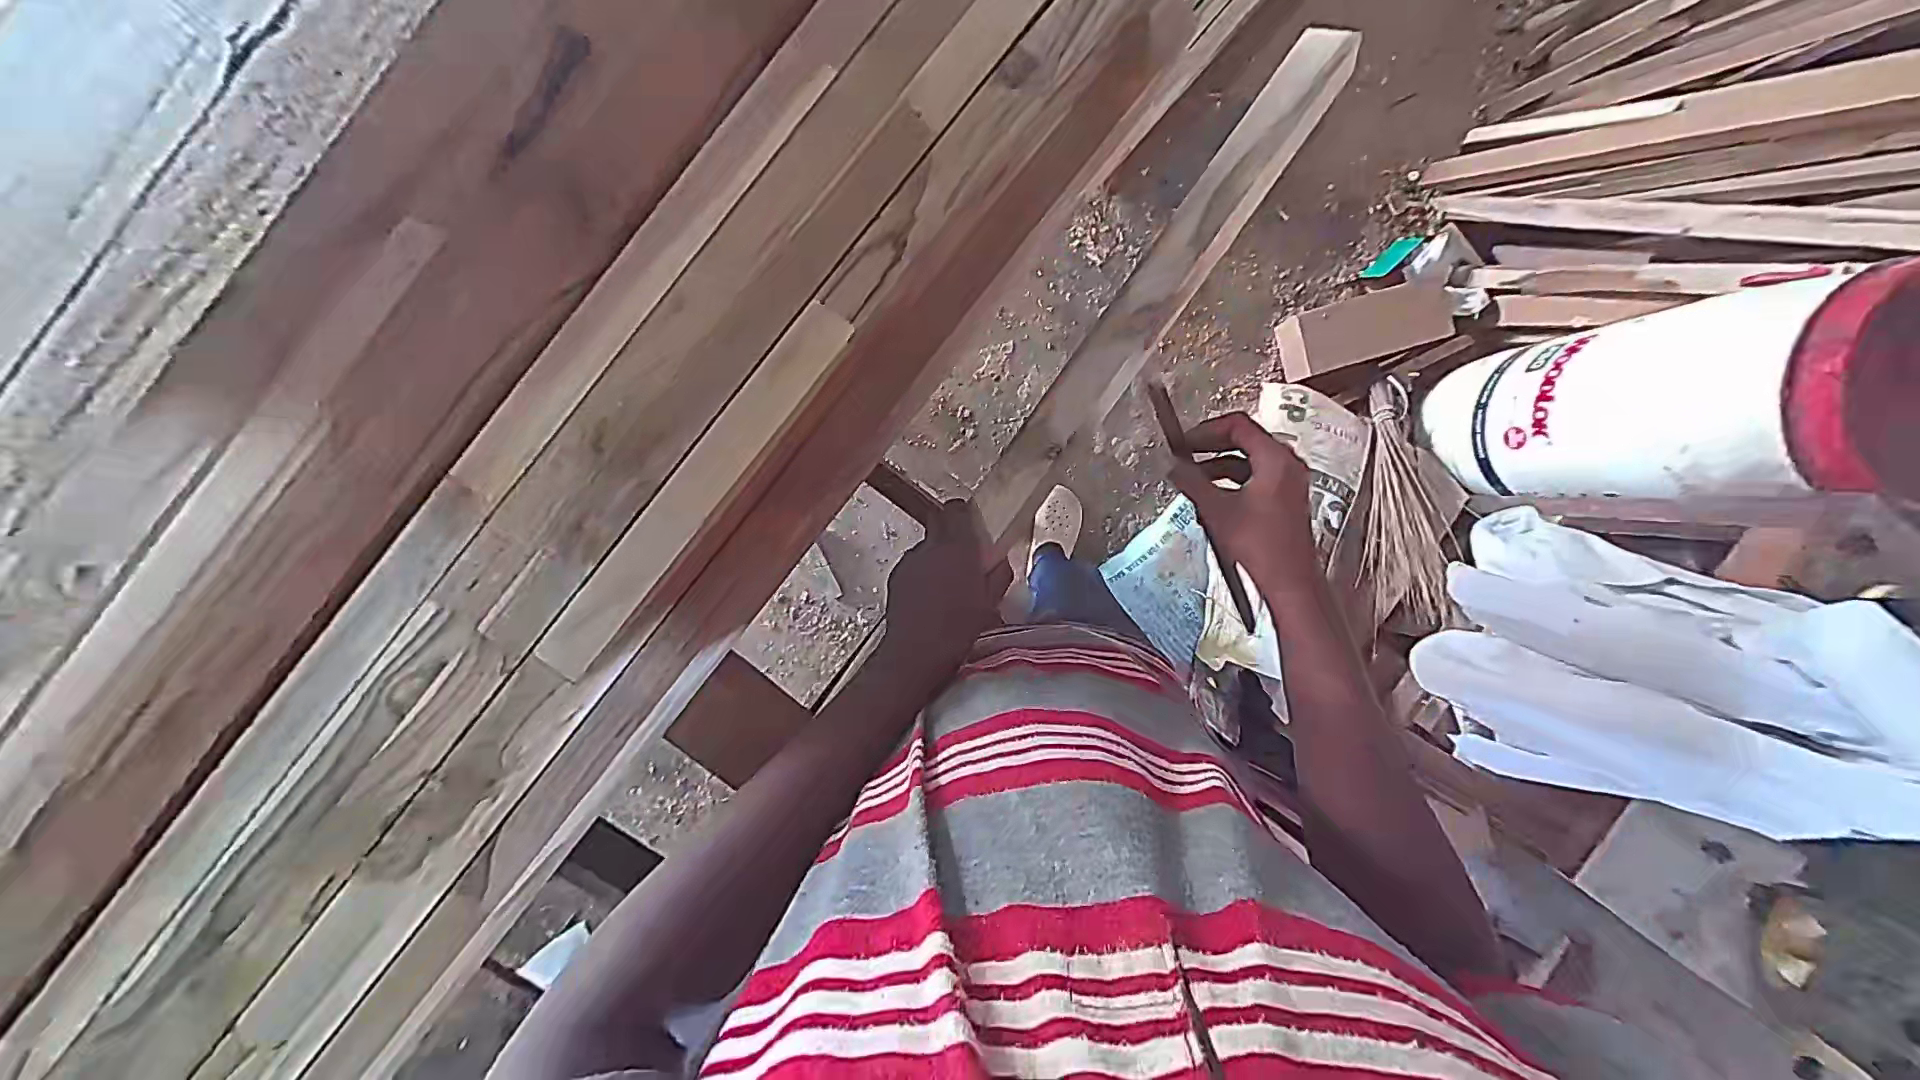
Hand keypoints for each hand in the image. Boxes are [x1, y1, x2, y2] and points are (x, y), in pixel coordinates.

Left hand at [882, 499, 998, 663]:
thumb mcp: (991, 602)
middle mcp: (930, 546)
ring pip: (926, 547)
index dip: (965, 513)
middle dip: (951, 533)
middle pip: (938, 522)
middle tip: (965, 554)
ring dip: (936, 557)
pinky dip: (922, 574)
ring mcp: (909, 561)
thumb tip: (999, 563)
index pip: (957, 508)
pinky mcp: (895, 578)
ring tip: (948, 583)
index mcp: (958, 546)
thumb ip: (998, 575)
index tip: (974, 524)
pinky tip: (930, 597)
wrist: (918, 652)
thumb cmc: (960, 627)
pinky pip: (913, 566)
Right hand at [1166, 412, 1316, 586]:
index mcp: (1275, 460)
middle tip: (1186, 453)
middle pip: (1245, 440)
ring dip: (1219, 464)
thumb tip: (1174, 467)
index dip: (1206, 430)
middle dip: (1211, 446)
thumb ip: (1192, 482)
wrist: (1287, 581)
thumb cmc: (1260, 547)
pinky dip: (1231, 480)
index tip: (1185, 442)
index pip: (1238, 426)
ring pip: (1248, 460)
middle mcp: (1287, 466)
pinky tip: (1212, 495)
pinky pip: (1254, 477)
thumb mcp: (1216, 509)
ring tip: (1193, 475)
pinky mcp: (1285, 500)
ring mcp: (1289, 483)